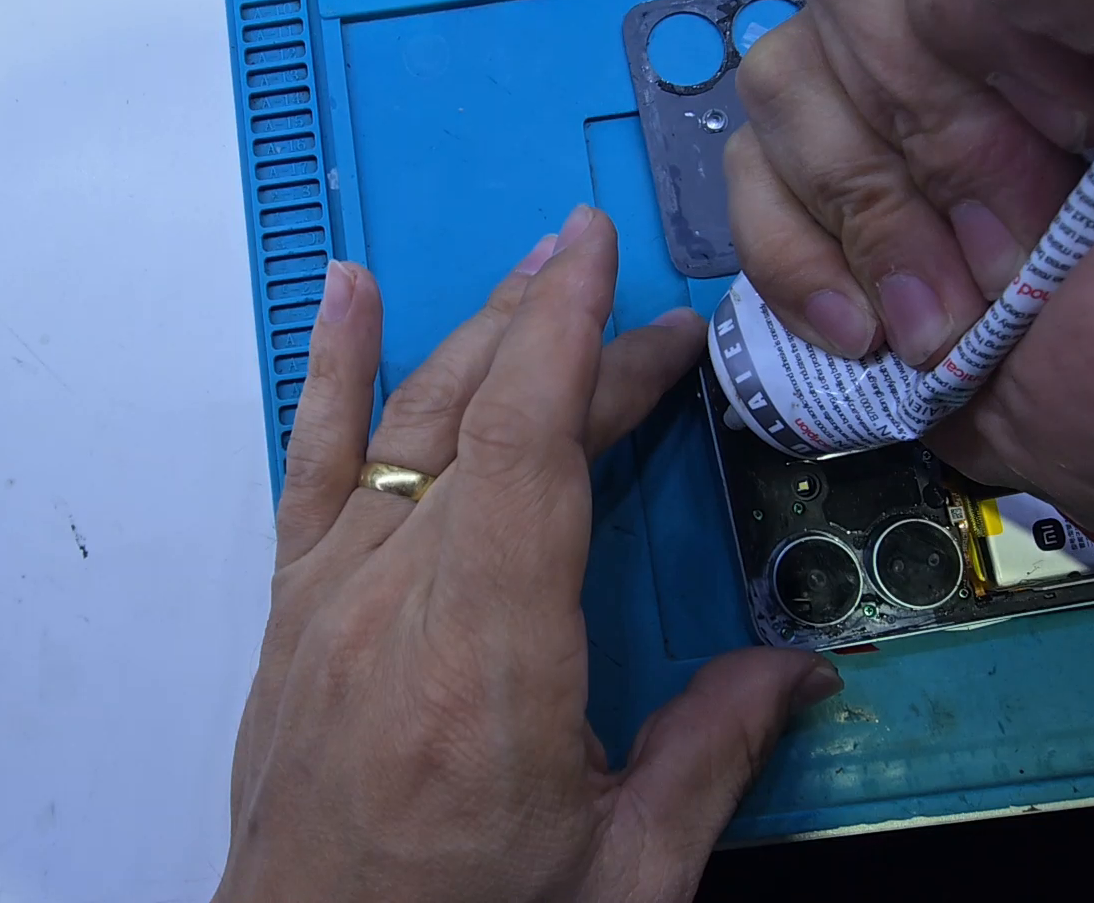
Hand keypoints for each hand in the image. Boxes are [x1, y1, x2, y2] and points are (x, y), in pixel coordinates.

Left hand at [217, 208, 841, 902]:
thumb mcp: (622, 875)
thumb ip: (710, 753)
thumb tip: (796, 672)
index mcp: (490, 653)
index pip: (530, 442)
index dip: (567, 330)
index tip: (599, 252)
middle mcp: (400, 593)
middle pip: (493, 417)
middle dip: (573, 343)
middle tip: (648, 319)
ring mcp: (335, 579)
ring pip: (415, 414)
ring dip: (482, 328)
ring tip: (536, 264)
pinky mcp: (297, 589)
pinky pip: (314, 453)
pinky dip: (334, 362)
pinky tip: (348, 289)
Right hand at [728, 0, 1093, 592]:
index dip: (988, 13)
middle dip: (930, 128)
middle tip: (1038, 225)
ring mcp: (893, 97)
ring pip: (777, 78)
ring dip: (868, 215)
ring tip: (966, 298)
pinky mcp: (833, 193)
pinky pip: (741, 178)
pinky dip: (790, 260)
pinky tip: (871, 324)